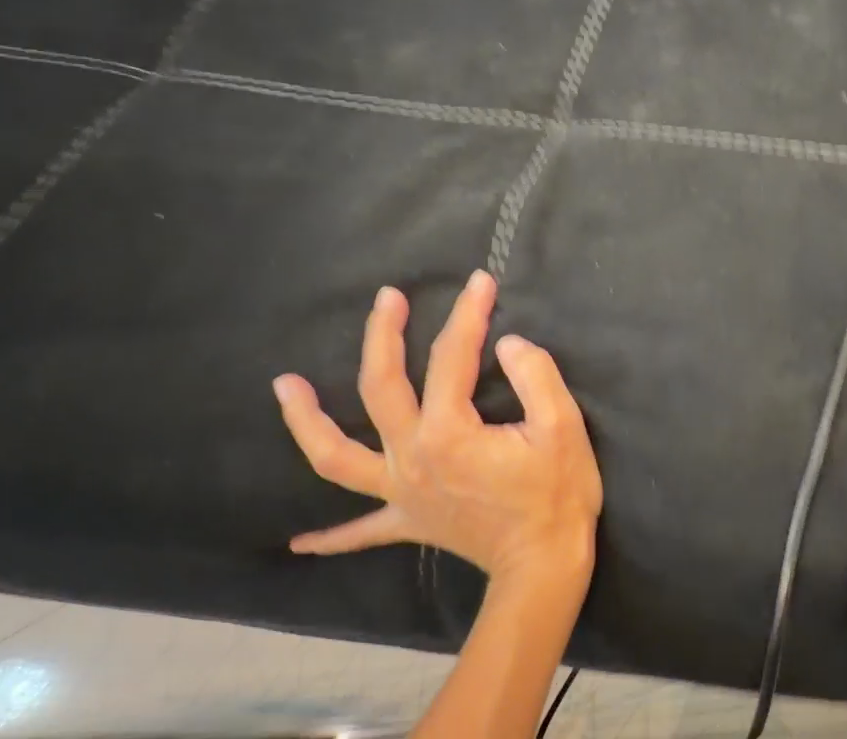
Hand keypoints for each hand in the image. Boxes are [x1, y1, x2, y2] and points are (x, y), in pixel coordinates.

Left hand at [271, 271, 602, 585]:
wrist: (545, 563)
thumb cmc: (558, 492)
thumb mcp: (563, 426)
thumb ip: (536, 376)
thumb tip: (508, 344)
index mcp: (448, 431)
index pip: (452, 358)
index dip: (468, 314)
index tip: (479, 283)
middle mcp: (410, 457)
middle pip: (379, 388)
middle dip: (381, 337)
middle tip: (386, 299)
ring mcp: (401, 493)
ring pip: (336, 456)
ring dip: (306, 421)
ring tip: (283, 388)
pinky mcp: (408, 522)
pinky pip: (358, 531)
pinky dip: (327, 537)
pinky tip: (299, 542)